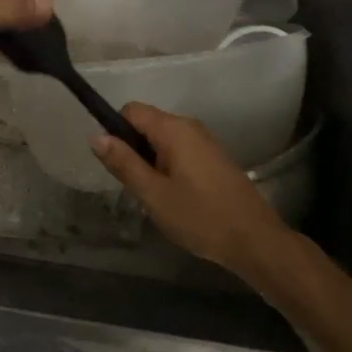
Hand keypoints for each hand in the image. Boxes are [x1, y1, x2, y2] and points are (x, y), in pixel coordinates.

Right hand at [92, 103, 293, 274]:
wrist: (255, 241)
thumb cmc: (200, 217)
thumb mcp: (153, 194)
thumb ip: (123, 163)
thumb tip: (96, 136)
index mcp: (173, 129)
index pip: (131, 110)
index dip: (116, 131)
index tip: (117, 164)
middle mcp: (190, 126)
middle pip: (148, 123)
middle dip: (135, 150)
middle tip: (138, 187)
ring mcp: (206, 141)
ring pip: (164, 140)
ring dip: (152, 161)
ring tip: (157, 197)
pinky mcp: (215, 157)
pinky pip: (181, 151)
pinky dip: (170, 167)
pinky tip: (178, 198)